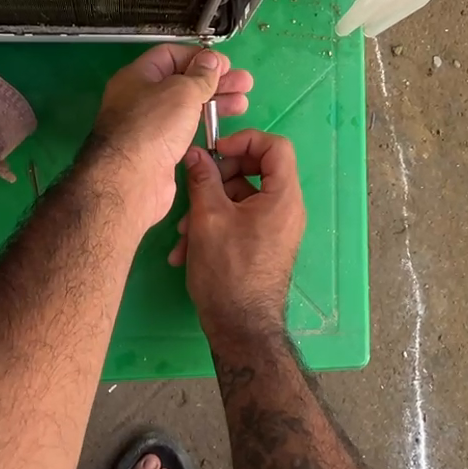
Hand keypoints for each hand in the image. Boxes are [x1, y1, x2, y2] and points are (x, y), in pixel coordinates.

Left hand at [87, 45, 251, 230]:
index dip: (199, 57)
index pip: (172, 55)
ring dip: (216, 102)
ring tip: (243, 102)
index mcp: (139, 76)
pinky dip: (205, 124)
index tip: (225, 64)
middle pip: (184, 81)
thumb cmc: (153, 126)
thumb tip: (210, 60)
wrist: (132, 180)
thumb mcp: (181, 91)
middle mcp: (142, 98)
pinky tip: (224, 124)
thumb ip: (200, 75)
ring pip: (188, 106)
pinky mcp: (161, 149)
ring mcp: (151, 125)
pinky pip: (187, 129)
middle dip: (216, 81)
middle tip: (244, 83)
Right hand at [170, 130, 305, 340]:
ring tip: (182, 230)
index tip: (216, 150)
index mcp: (283, 197)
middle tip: (195, 187)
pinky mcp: (263, 244)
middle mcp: (286, 208)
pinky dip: (216, 225)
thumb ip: (202, 179)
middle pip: (256, 169)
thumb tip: (195, 154)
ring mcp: (275, 227)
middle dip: (219, 176)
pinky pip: (241, 219)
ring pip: (242, 197)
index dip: (245, 139)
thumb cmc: (228, 270)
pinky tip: (186, 249)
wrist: (240, 329)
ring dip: (209, 205)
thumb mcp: (208, 219)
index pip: (276, 146)